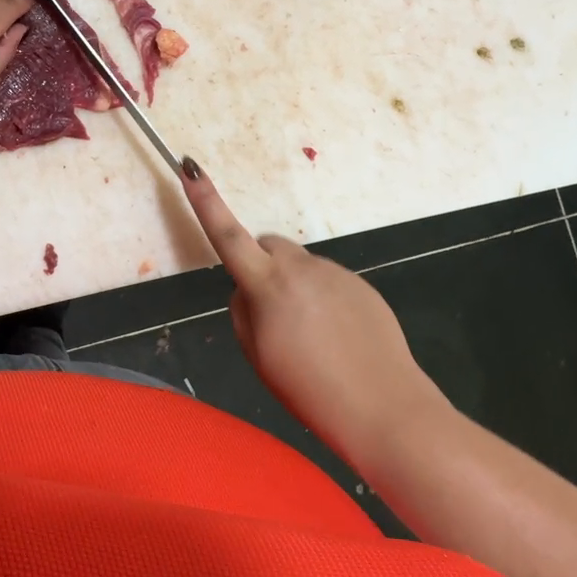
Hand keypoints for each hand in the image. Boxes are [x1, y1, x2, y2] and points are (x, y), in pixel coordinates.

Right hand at [182, 162, 452, 460]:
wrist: (386, 410)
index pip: (227, 235)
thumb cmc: (309, 389)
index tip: (189, 166)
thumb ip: (243, 312)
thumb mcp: (258, 355)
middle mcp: (301, 267)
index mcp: (267, 285)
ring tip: (311, 338)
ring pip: (299, 267)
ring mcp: (336, 273)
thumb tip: (249, 290)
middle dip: (260, 265)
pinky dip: (322, 301)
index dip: (204, 200)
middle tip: (269, 313)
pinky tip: (337, 339)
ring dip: (293, 287)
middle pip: (268, 247)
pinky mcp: (362, 286)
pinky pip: (328, 282)